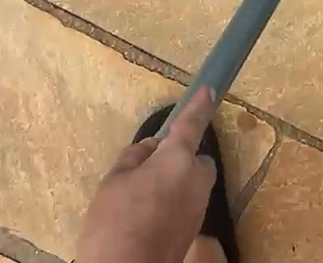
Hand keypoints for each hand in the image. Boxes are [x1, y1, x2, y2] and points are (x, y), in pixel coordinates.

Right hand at [75, 89, 217, 262]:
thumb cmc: (116, 223)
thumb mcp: (114, 181)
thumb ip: (135, 157)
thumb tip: (150, 149)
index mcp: (179, 159)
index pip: (192, 123)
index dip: (200, 104)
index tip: (208, 90)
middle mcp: (196, 180)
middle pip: (195, 160)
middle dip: (178, 159)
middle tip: (147, 170)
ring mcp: (198, 208)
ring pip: (190, 184)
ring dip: (175, 182)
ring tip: (141, 198)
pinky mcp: (192, 232)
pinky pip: (185, 205)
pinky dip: (172, 203)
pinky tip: (147, 217)